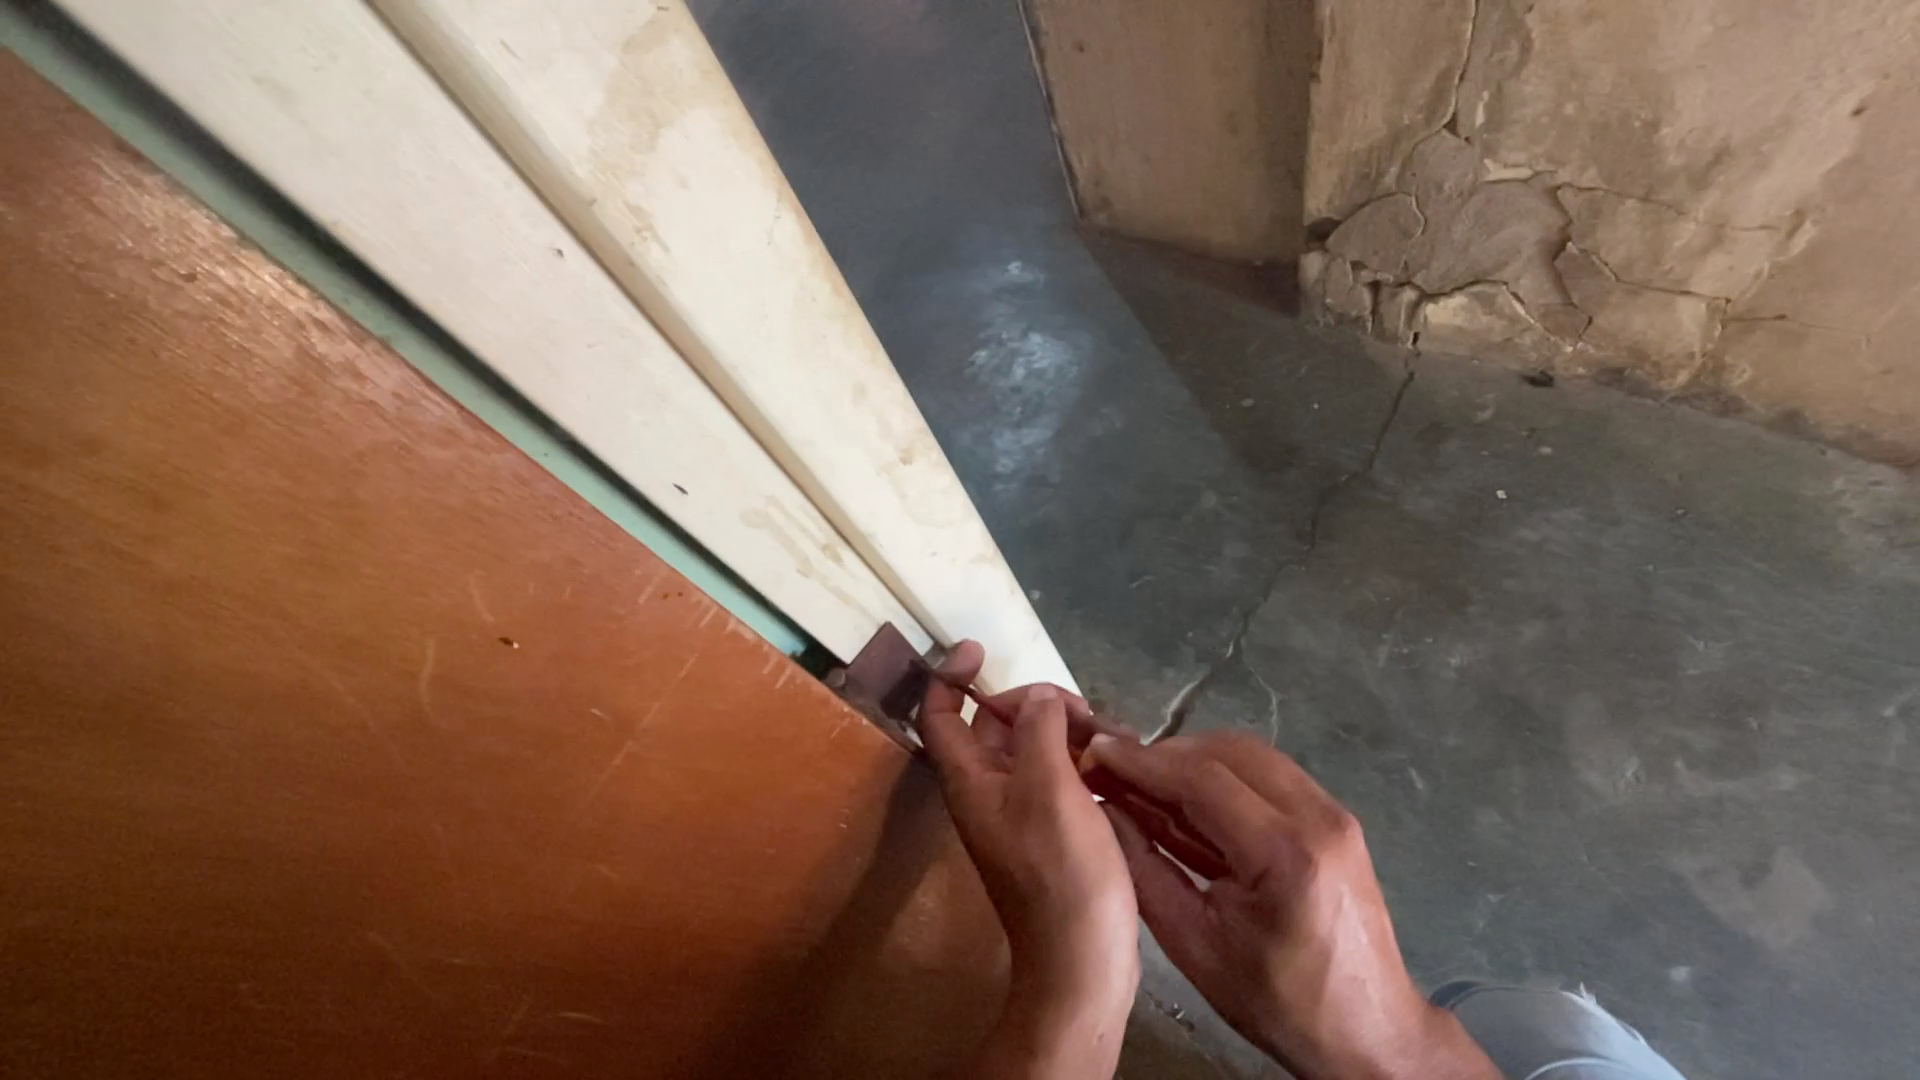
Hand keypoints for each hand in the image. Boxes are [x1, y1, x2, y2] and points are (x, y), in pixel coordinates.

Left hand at [920, 642, 1137, 1078]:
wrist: (1082, 963)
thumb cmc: (1062, 875)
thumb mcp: (1049, 790)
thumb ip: (1038, 731)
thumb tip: (1036, 695)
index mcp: (971, 779)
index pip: (940, 714)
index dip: (950, 675)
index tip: (979, 648)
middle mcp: (987, 789)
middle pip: (996, 723)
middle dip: (1035, 703)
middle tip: (1082, 711)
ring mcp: (1019, 809)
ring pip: (1032, 744)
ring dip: (1065, 729)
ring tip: (1109, 736)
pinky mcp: (1050, 826)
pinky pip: (1056, 772)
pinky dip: (1079, 757)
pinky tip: (1114, 762)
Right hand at [1081, 733, 1497, 1079]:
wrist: (1372, 1034)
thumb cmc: (1276, 1003)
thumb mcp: (1194, 946)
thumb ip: (1144, 870)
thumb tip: (1104, 810)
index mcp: (1286, 855)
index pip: (1199, 779)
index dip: (1140, 761)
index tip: (1093, 753)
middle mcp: (1317, 816)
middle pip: (1222, 752)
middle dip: (1160, 754)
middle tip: (1113, 770)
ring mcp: (1333, 811)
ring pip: (1244, 752)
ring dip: (1188, 758)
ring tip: (1144, 782)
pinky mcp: (1333, 814)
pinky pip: (1264, 770)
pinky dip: (1218, 771)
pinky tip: (1186, 797)